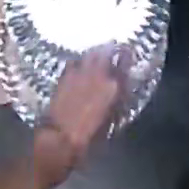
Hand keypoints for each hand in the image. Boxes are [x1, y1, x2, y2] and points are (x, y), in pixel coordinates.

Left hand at [32, 46, 121, 184]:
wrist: (60, 140)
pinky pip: (75, 61)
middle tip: (113, 48)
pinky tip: (80, 65)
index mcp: (113, 86)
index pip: (125, 61)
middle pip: (107, 50)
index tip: (129, 52)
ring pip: (90, 52)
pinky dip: (80, 60)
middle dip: (111, 48)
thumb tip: (120, 88)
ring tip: (97, 54)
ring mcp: (80, 72)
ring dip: (95, 52)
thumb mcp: (111, 122)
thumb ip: (118, 101)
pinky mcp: (65, 75)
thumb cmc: (89, 138)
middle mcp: (98, 74)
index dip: (127, 55)